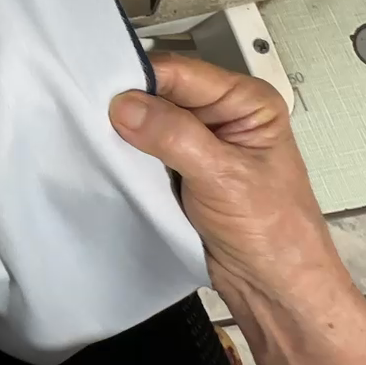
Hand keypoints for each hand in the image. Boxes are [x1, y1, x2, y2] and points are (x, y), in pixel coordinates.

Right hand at [109, 54, 352, 318]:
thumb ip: (175, 136)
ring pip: (143, 116)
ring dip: (121, 129)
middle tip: (90, 116)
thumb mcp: (226, 179)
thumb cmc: (275, 236)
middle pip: (156, 89)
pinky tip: (108, 156)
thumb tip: (124, 105)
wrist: (275, 292)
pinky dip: (123, 150)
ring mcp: (196, 138)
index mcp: (244, 100)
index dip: (138, 80)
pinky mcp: (177, 163)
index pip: (177, 72)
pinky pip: (140, 144)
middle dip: (125, 103)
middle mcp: (219, 112)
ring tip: (96, 138)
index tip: (102, 97)